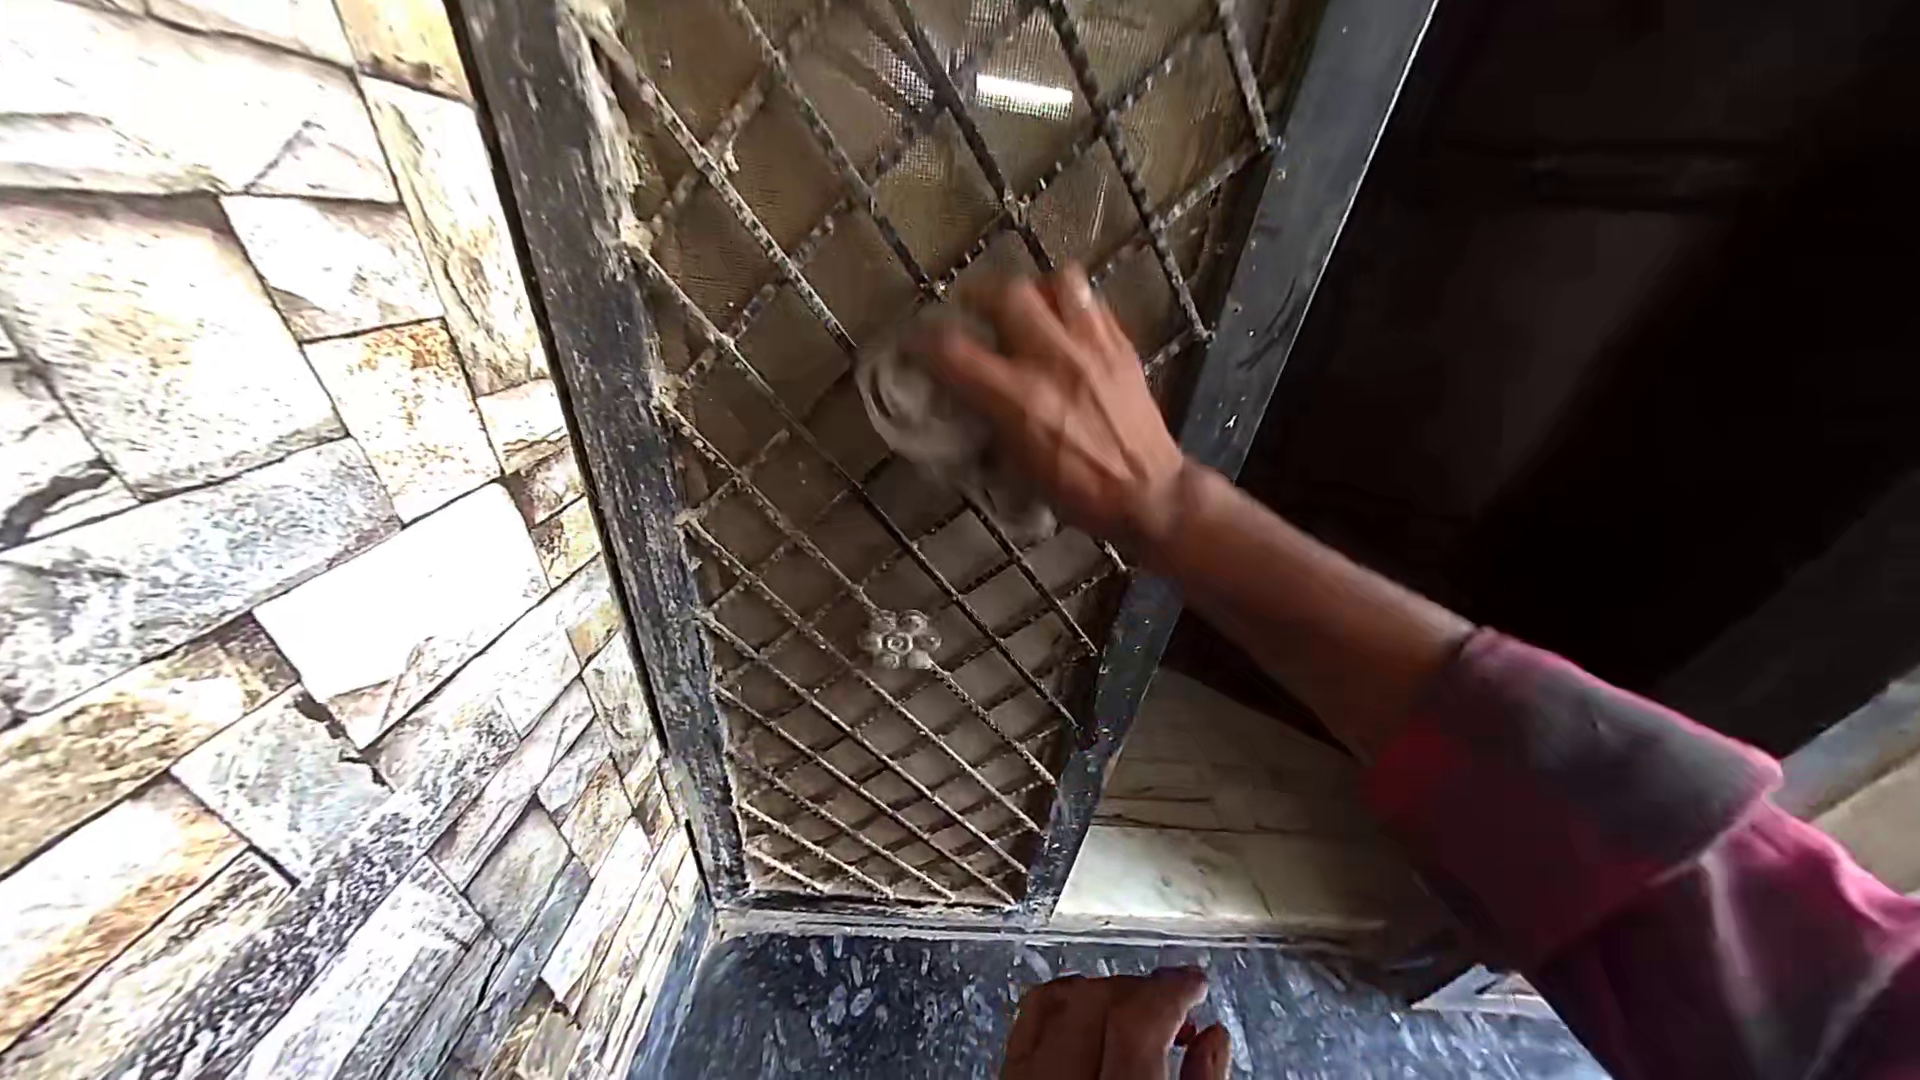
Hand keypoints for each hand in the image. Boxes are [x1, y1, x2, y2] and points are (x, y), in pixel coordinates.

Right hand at [924, 264, 1186, 549]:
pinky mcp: (1121, 346)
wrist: (1147, 494)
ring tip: (1029, 308)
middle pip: (1006, 294)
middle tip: (975, 311)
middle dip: (979, 296)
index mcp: (1018, 400)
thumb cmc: (1078, 494)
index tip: (916, 343)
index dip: (923, 341)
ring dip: (1034, 290)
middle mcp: (1052, 361)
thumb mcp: (1018, 472)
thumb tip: (969, 406)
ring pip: (1058, 282)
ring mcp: (1091, 348)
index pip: (953, 352)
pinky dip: (1071, 303)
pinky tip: (1066, 324)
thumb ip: (989, 429)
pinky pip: (1092, 301)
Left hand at [1001, 967, 1230, 1079]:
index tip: (1195, 980)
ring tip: (1136, 1005)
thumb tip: (1214, 1038)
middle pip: (1096, 1003)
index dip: (1172, 990)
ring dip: (1101, 990)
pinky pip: (1028, 1020)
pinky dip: (1060, 1001)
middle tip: (1173, 997)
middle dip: (1139, 989)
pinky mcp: (1005, 1077)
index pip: (1136, 1023)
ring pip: (1057, 1001)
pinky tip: (1086, 1008)